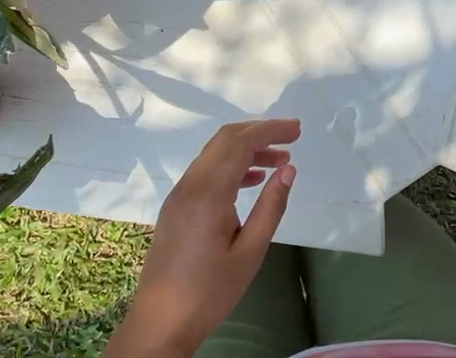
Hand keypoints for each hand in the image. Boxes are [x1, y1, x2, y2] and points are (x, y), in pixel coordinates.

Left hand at [106, 119, 299, 357]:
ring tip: (279, 161)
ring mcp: (179, 194)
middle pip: (226, 139)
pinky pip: (206, 170)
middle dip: (260, 131)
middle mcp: (190, 184)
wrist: (159, 325)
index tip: (297, 130)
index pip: (241, 142)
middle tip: (291, 137)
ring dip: (246, 148)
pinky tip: (253, 179)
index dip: (270, 130)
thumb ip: (271, 207)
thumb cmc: (209, 293)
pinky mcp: (176, 206)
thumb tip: (288, 168)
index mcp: (209, 193)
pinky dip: (231, 164)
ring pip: (215, 152)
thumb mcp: (250, 253)